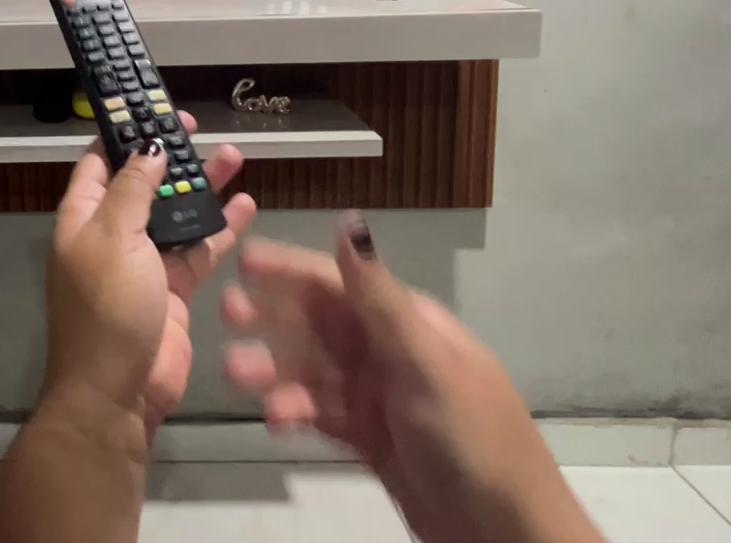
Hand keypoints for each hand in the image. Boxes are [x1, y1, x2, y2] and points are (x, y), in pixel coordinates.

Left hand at [45, 114, 252, 437]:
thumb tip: (147, 147)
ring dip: (202, 185)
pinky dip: (222, 226)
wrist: (119, 392)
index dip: (125, 133)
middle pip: (144, 182)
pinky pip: (200, 246)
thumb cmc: (107, 305)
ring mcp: (146, 260)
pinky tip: (246, 204)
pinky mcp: (175, 286)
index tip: (153, 110)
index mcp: (84, 216)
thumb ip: (132, 189)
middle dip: (170, 155)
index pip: (100, 162)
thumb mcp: (113, 236)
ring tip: (233, 155)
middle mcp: (113, 233)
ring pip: (177, 211)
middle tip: (199, 128)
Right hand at [222, 215, 603, 542]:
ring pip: (311, 368)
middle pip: (316, 322)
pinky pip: (319, 411)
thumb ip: (376, 294)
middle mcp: (384, 349)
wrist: (505, 538)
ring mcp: (375, 394)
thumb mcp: (421, 361)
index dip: (288, 267)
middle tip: (225, 312)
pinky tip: (275, 419)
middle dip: (271, 316)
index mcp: (403, 320)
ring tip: (236, 373)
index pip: (336, 281)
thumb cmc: (469, 436)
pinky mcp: (367, 435)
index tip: (241, 257)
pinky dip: (295, 410)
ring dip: (274, 368)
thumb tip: (349, 220)